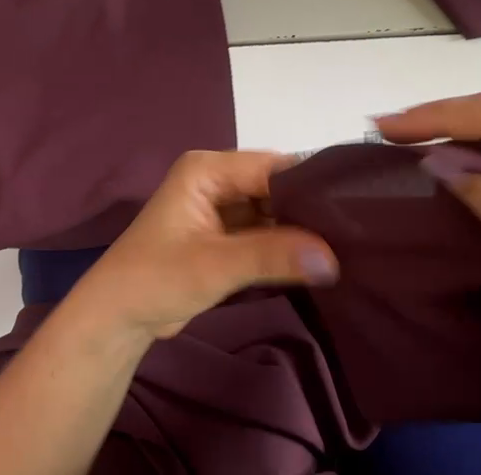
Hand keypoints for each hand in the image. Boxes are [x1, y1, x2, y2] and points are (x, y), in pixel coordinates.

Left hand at [62, 150, 338, 340]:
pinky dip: (288, 245)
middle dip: (311, 209)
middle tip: (361, 232)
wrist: (119, 315)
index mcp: (207, 169)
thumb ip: (272, 255)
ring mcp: (221, 207)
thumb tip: (333, 256)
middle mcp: (216, 179)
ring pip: (274, 210)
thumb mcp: (215, 265)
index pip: (272, 166)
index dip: (312, 185)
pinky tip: (325, 260)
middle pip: (276, 186)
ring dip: (303, 230)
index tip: (358, 208)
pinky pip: (266, 232)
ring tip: (353, 246)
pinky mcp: (225, 235)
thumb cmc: (157, 277)